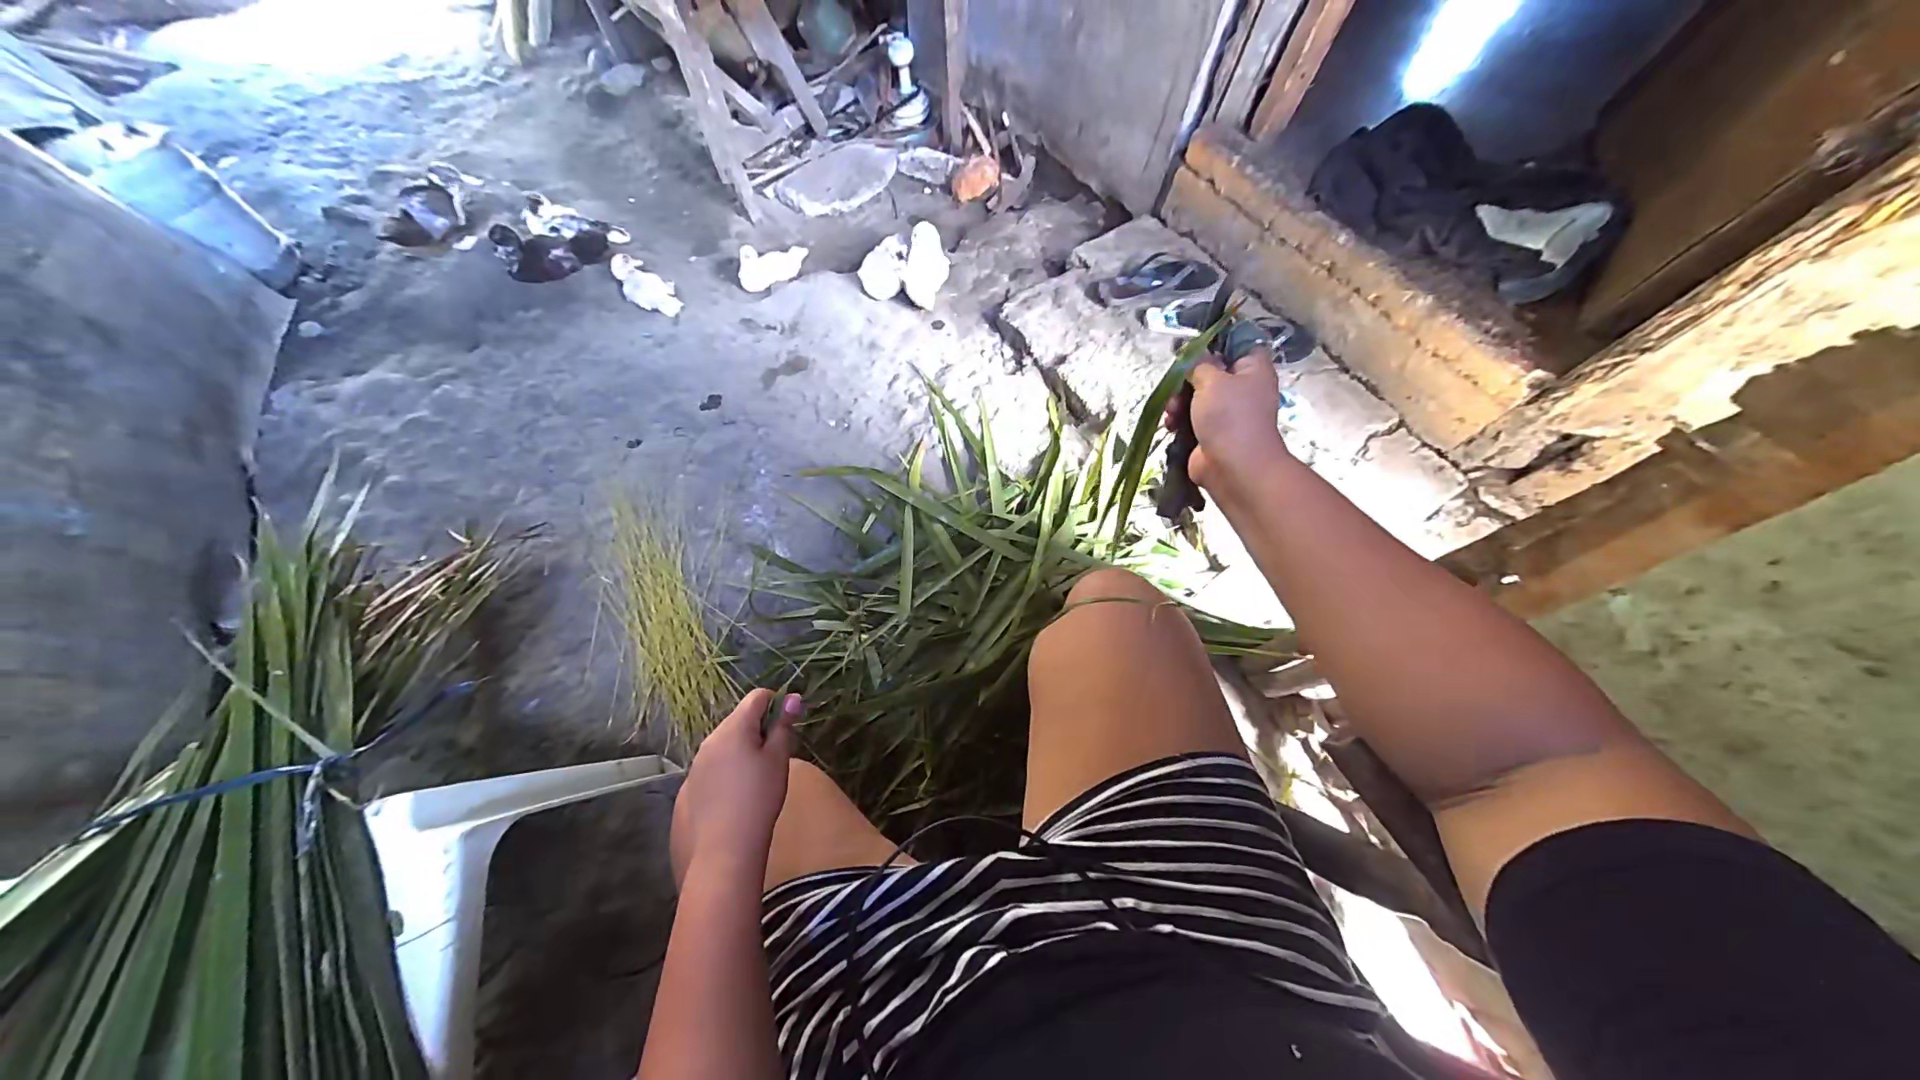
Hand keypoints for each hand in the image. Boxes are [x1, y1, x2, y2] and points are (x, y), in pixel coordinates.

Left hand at [670, 689, 802, 886]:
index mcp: (734, 728)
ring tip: (758, 777)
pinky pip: (713, 766)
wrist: (723, 849)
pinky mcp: (689, 786)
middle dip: (760, 728)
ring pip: (725, 744)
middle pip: (739, 719)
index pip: (757, 697)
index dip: (777, 703)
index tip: (788, 724)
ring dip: (743, 749)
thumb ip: (784, 726)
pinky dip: (728, 770)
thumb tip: (792, 697)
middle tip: (777, 754)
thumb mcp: (778, 759)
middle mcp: (710, 740)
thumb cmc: (759, 797)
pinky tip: (737, 795)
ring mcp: (697, 764)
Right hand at [1164, 345, 1291, 492]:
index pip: (1235, 343)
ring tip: (1173, 412)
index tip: (1190, 348)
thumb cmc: (1229, 416)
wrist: (1234, 467)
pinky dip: (1179, 420)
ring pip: (1195, 395)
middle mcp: (1241, 387)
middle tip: (1176, 386)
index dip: (1213, 343)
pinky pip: (1190, 417)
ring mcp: (1226, 411)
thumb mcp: (1212, 379)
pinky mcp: (1210, 432)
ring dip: (1178, 401)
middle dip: (1187, 379)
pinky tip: (1171, 425)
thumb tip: (1194, 354)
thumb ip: (1199, 362)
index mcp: (1252, 368)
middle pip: (1209, 371)